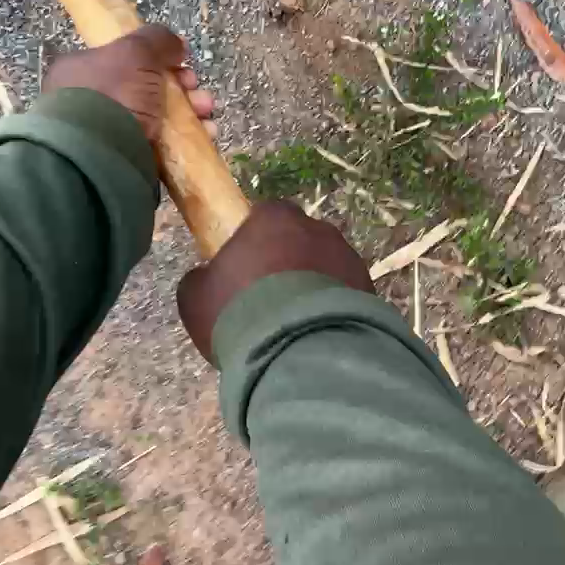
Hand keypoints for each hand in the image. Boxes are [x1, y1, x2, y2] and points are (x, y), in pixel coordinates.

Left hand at [41, 25, 213, 141]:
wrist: (101, 154)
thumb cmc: (114, 94)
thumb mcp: (135, 52)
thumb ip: (157, 40)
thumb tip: (176, 43)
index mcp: (83, 70)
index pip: (126, 60)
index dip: (159, 60)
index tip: (182, 63)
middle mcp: (93, 100)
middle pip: (149, 88)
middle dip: (182, 88)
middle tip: (198, 93)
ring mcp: (111, 131)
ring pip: (160, 116)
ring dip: (190, 112)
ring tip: (206, 113)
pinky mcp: (130, 156)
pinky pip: (164, 143)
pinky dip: (186, 137)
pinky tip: (205, 134)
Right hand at [178, 201, 373, 363]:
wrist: (300, 348)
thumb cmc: (240, 312)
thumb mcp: (196, 297)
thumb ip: (203, 278)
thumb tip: (209, 277)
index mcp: (275, 218)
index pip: (265, 216)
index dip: (254, 242)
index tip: (245, 271)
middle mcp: (318, 228)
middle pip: (301, 240)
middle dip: (289, 263)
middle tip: (271, 300)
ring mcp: (349, 256)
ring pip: (327, 267)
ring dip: (314, 286)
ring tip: (296, 323)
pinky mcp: (369, 287)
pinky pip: (345, 293)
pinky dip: (333, 308)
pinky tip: (319, 332)